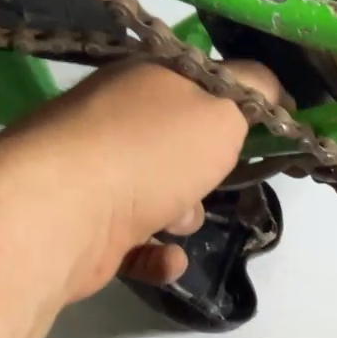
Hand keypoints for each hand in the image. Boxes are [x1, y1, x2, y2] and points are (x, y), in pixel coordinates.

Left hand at [0, 59, 280, 301]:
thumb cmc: (153, 151)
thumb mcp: (222, 107)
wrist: (66, 209)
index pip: (200, 81)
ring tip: (178, 220)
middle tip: (217, 177)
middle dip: (207, 170)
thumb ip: (253, 92)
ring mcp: (98, 172)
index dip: (235, 106)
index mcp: (147, 79)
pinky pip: (139, 243)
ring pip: (161, 196)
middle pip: (181, 144)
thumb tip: (271, 86)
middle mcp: (118, 119)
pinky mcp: (89, 225)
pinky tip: (168, 258)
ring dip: (183, 215)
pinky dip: (158, 254)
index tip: (263, 133)